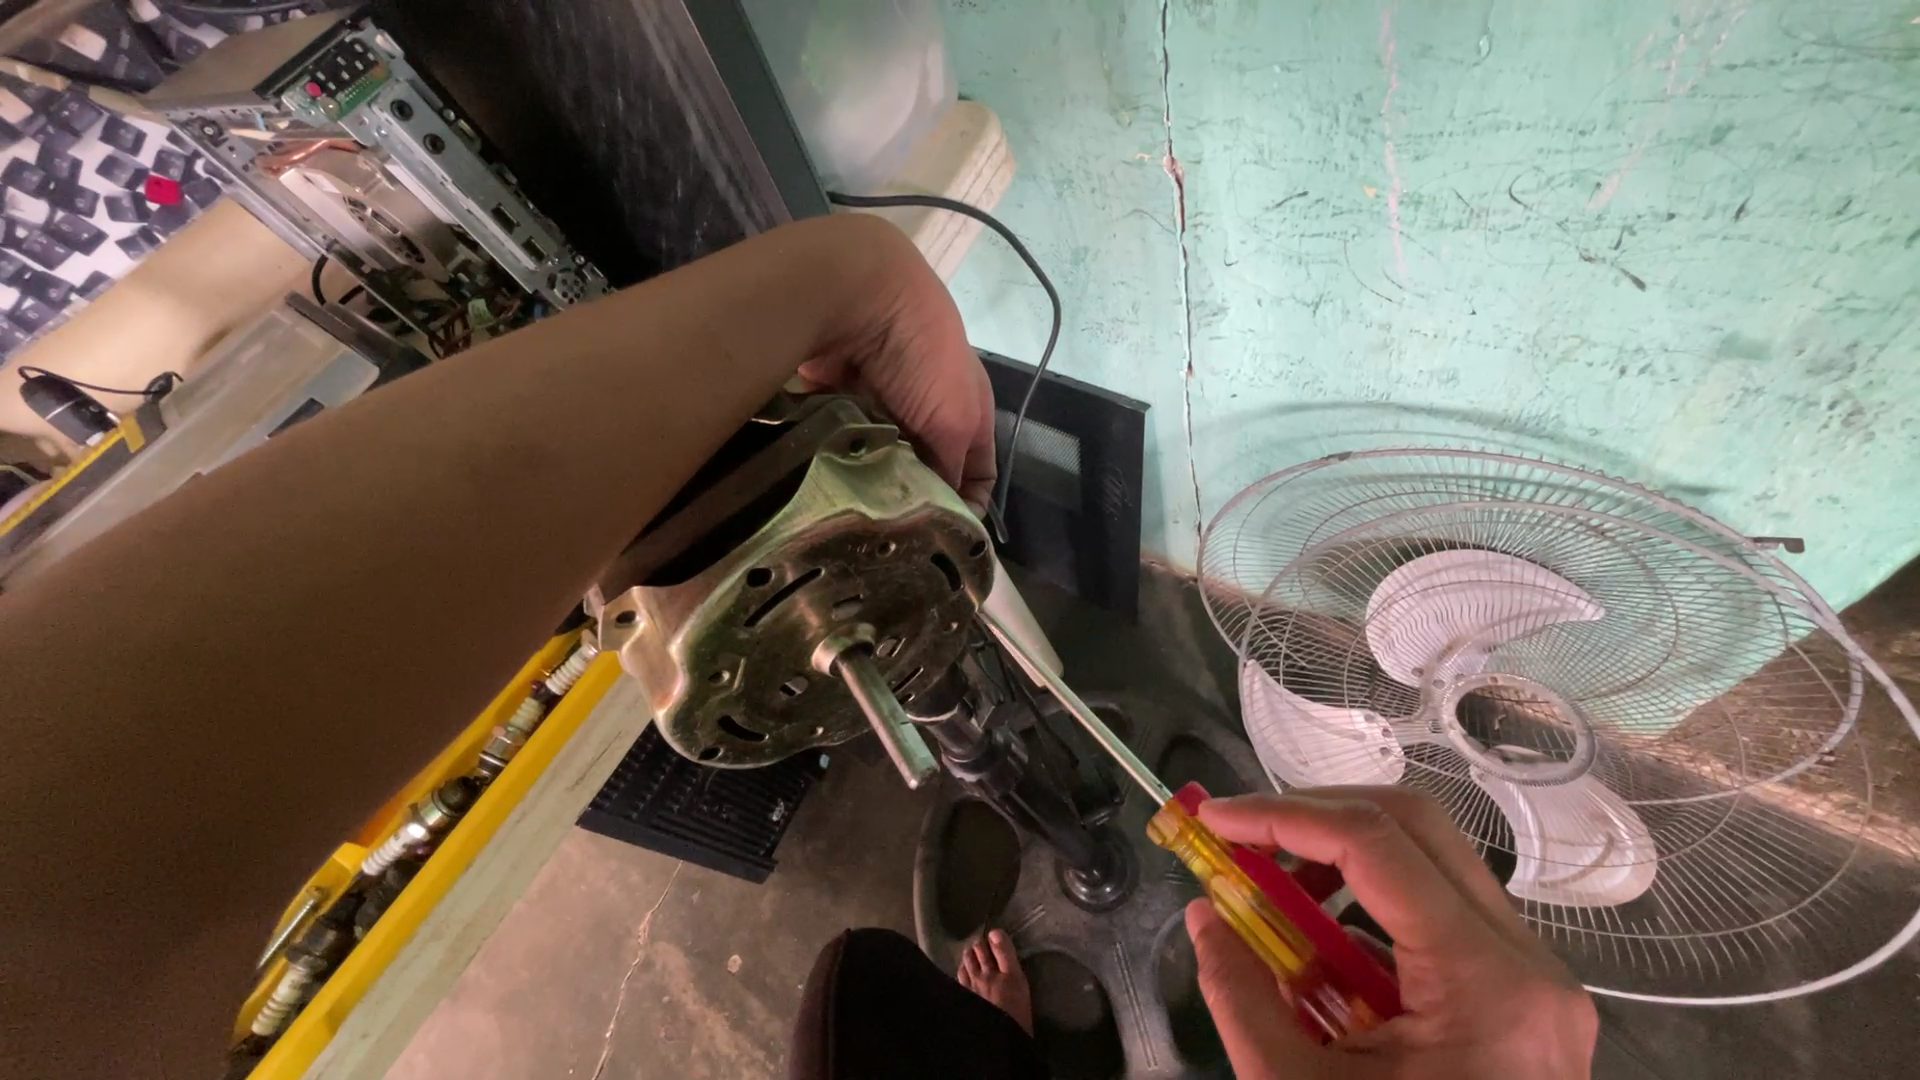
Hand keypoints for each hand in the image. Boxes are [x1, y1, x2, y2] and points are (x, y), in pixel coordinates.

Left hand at [792, 216, 996, 512]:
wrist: (864, 296)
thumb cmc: (925, 361)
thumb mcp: (956, 425)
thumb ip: (952, 472)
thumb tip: (942, 511)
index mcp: (969, 411)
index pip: (979, 473)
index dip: (969, 506)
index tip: (946, 542)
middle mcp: (928, 407)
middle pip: (927, 467)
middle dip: (915, 497)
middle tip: (896, 535)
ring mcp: (884, 399)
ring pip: (884, 456)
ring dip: (876, 479)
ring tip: (862, 511)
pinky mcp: (843, 393)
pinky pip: (846, 437)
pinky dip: (843, 455)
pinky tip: (833, 480)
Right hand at [1186, 788, 1596, 1078]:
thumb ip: (1239, 990)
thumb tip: (1204, 915)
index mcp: (1485, 985)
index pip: (1375, 845)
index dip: (1281, 816)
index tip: (1214, 821)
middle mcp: (1526, 962)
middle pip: (1414, 825)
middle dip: (1313, 813)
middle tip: (1244, 836)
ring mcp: (1530, 976)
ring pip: (1428, 856)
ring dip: (1338, 851)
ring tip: (1275, 889)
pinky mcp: (1517, 992)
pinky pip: (1436, 905)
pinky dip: (1366, 897)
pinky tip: (1319, 941)